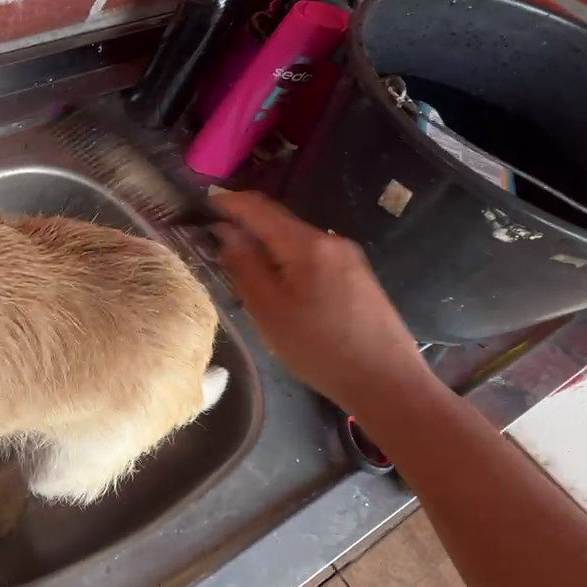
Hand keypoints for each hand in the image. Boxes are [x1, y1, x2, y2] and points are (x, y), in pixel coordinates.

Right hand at [209, 191, 431, 416]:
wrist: (388, 384)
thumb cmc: (319, 347)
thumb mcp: (267, 308)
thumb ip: (243, 263)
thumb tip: (224, 231)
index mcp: (306, 243)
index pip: (257, 207)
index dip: (225, 202)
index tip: (198, 206)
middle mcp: (330, 240)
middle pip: (277, 220)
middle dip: (243, 223)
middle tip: (210, 237)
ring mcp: (348, 257)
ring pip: (293, 238)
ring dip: (264, 243)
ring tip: (238, 262)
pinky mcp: (356, 275)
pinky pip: (310, 254)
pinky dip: (284, 257)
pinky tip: (274, 280)